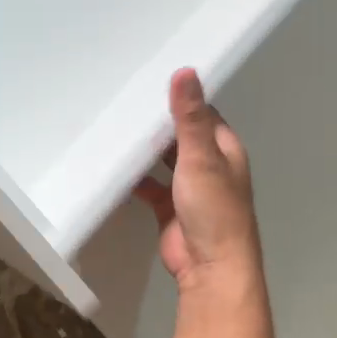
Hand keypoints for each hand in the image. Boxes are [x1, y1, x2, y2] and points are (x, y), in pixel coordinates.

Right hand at [132, 68, 262, 292]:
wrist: (210, 268)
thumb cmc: (213, 207)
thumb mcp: (200, 155)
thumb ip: (189, 115)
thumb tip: (185, 69)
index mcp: (224, 148)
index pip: (201, 112)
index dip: (178, 97)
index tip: (147, 81)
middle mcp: (210, 164)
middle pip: (180, 134)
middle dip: (156, 121)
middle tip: (121, 100)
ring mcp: (189, 186)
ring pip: (163, 158)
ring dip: (144, 148)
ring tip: (112, 125)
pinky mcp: (169, 207)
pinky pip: (148, 183)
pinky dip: (133, 176)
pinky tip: (112, 164)